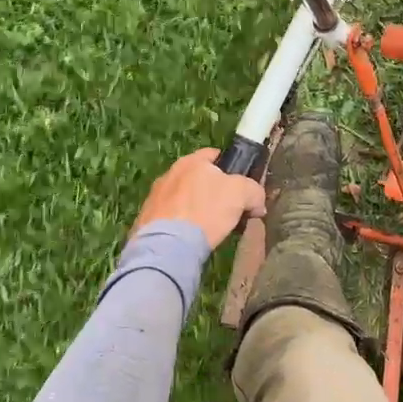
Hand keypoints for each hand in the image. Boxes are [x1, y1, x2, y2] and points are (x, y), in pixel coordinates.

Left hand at [131, 148, 265, 249]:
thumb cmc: (207, 211)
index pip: (214, 155)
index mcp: (192, 161)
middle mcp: (169, 174)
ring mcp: (154, 197)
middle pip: (197, 178)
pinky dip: (179, 225)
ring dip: (193, 208)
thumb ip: (254, 192)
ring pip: (182, 198)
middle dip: (211, 190)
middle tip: (226, 208)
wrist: (168, 246)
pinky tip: (188, 239)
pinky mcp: (144, 220)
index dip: (230, 167)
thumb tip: (257, 203)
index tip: (239, 185)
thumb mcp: (243, 195)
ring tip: (207, 228)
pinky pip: (169, 218)